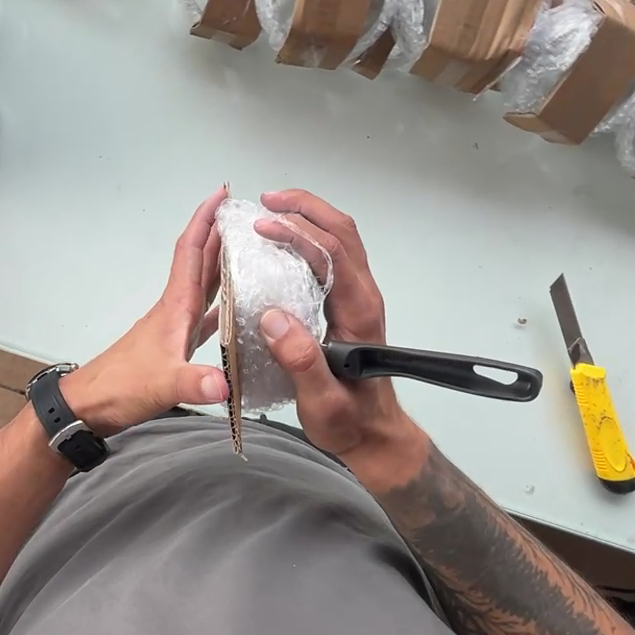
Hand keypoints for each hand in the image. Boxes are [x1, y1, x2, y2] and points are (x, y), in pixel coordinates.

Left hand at [59, 187, 231, 435]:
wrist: (92, 406)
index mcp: (174, 306)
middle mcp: (175, 308)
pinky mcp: (175, 345)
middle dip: (219, 233)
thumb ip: (195, 383)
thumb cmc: (121, 388)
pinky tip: (236, 307)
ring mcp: (174, 325)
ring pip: (203, 284)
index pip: (191, 251)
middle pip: (200, 261)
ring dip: (221, 263)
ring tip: (245, 249)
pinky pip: (204, 314)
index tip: (222, 195)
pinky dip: (220, 303)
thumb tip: (224, 383)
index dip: (206, 220)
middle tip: (243, 213)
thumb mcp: (163, 385)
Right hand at [254, 190, 424, 470]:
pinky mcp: (348, 301)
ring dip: (310, 215)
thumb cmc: (347, 422)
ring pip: (342, 237)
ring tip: (271, 209)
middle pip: (343, 232)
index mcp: (358, 313)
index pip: (332, 254)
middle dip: (305, 208)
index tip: (262, 227)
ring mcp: (358, 296)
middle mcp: (363, 296)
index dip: (297, 233)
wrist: (373, 434)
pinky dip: (310, 233)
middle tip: (265, 201)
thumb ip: (301, 361)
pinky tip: (283, 237)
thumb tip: (272, 317)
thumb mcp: (322, 403)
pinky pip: (334, 253)